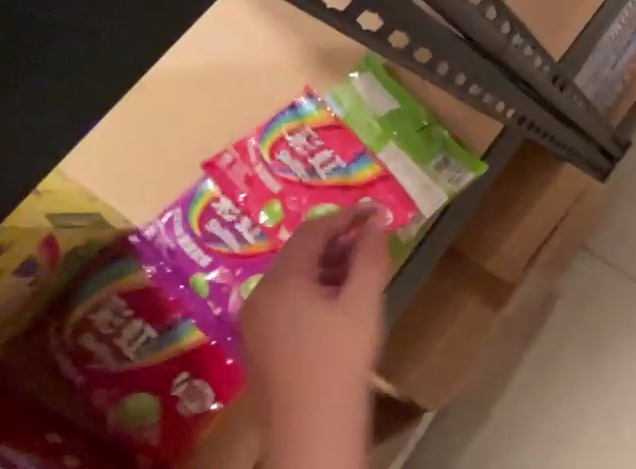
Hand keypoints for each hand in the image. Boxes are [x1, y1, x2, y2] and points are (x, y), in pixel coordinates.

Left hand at [240, 208, 389, 409]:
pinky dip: (316, 288)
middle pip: (300, 253)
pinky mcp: (261, 342)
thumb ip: (370, 254)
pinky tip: (342, 302)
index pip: (312, 231)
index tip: (379, 211)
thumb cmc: (341, 355)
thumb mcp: (364, 299)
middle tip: (374, 240)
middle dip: (339, 240)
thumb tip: (376, 221)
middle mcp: (260, 296)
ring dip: (329, 265)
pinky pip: (288, 299)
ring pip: (294, 277)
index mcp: (282, 282)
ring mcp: (256, 322)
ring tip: (364, 271)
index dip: (347, 216)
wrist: (312, 424)